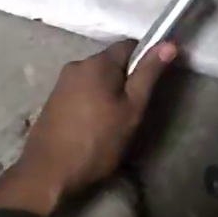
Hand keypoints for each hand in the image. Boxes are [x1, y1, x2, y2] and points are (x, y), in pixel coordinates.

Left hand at [0, 40, 177, 214]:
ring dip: (109, 90)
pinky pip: (82, 90)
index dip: (146, 59)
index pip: (129, 45)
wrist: (49, 173)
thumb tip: (168, 43)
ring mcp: (61, 82)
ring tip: (115, 120)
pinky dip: (93, 99)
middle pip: (111, 62)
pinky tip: (95, 123)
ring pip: (96, 77)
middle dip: (126, 79)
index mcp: (97, 62)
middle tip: (135, 108)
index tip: (153, 83)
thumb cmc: (98, 141)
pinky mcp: (53, 99)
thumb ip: (149, 74)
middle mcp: (77, 64)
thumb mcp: (132, 109)